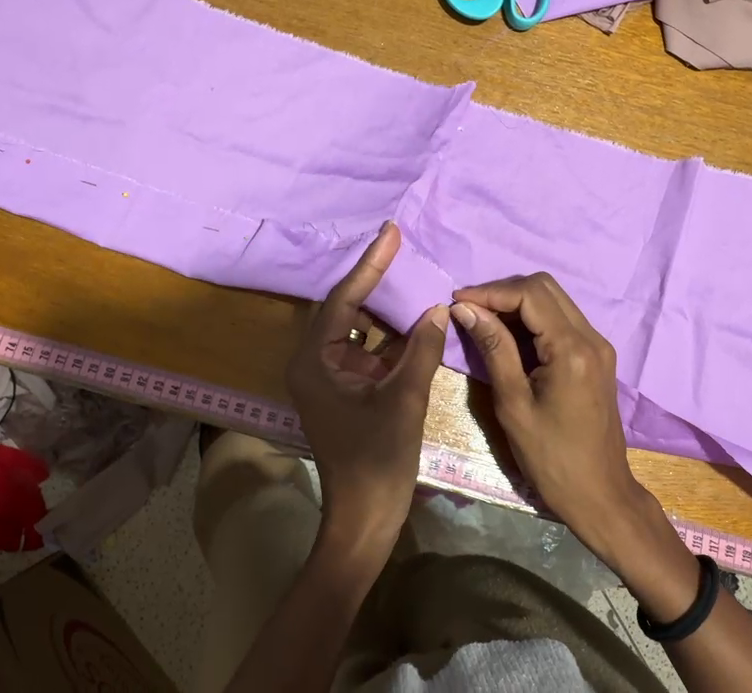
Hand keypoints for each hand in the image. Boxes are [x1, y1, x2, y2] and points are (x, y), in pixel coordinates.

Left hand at [288, 223, 448, 564]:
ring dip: (386, 308)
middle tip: (402, 245)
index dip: (370, 265)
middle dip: (376, 281)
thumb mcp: (403, 400)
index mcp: (314, 361)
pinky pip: (369, 351)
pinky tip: (417, 317)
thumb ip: (420, 350)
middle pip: (347, 308)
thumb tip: (437, 307)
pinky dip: (392, 337)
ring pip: (360, 329)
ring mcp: (331, 377)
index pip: (343, 299)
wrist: (365, 518)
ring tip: (412, 272)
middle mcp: (315, 362)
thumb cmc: (376, 460)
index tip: (390, 232)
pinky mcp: (348, 390)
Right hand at [453, 274, 690, 602]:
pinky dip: (532, 318)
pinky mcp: (596, 357)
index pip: (529, 294)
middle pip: (544, 287)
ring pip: (554, 299)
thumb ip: (493, 348)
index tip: (456, 302)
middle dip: (503, 291)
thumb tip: (466, 308)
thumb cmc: (551, 459)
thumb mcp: (513, 404)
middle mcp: (591, 337)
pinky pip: (561, 320)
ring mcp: (598, 346)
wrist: (600, 496)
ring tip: (481, 320)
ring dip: (517, 302)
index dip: (489, 291)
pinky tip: (507, 335)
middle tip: (468, 310)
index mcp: (572, 348)